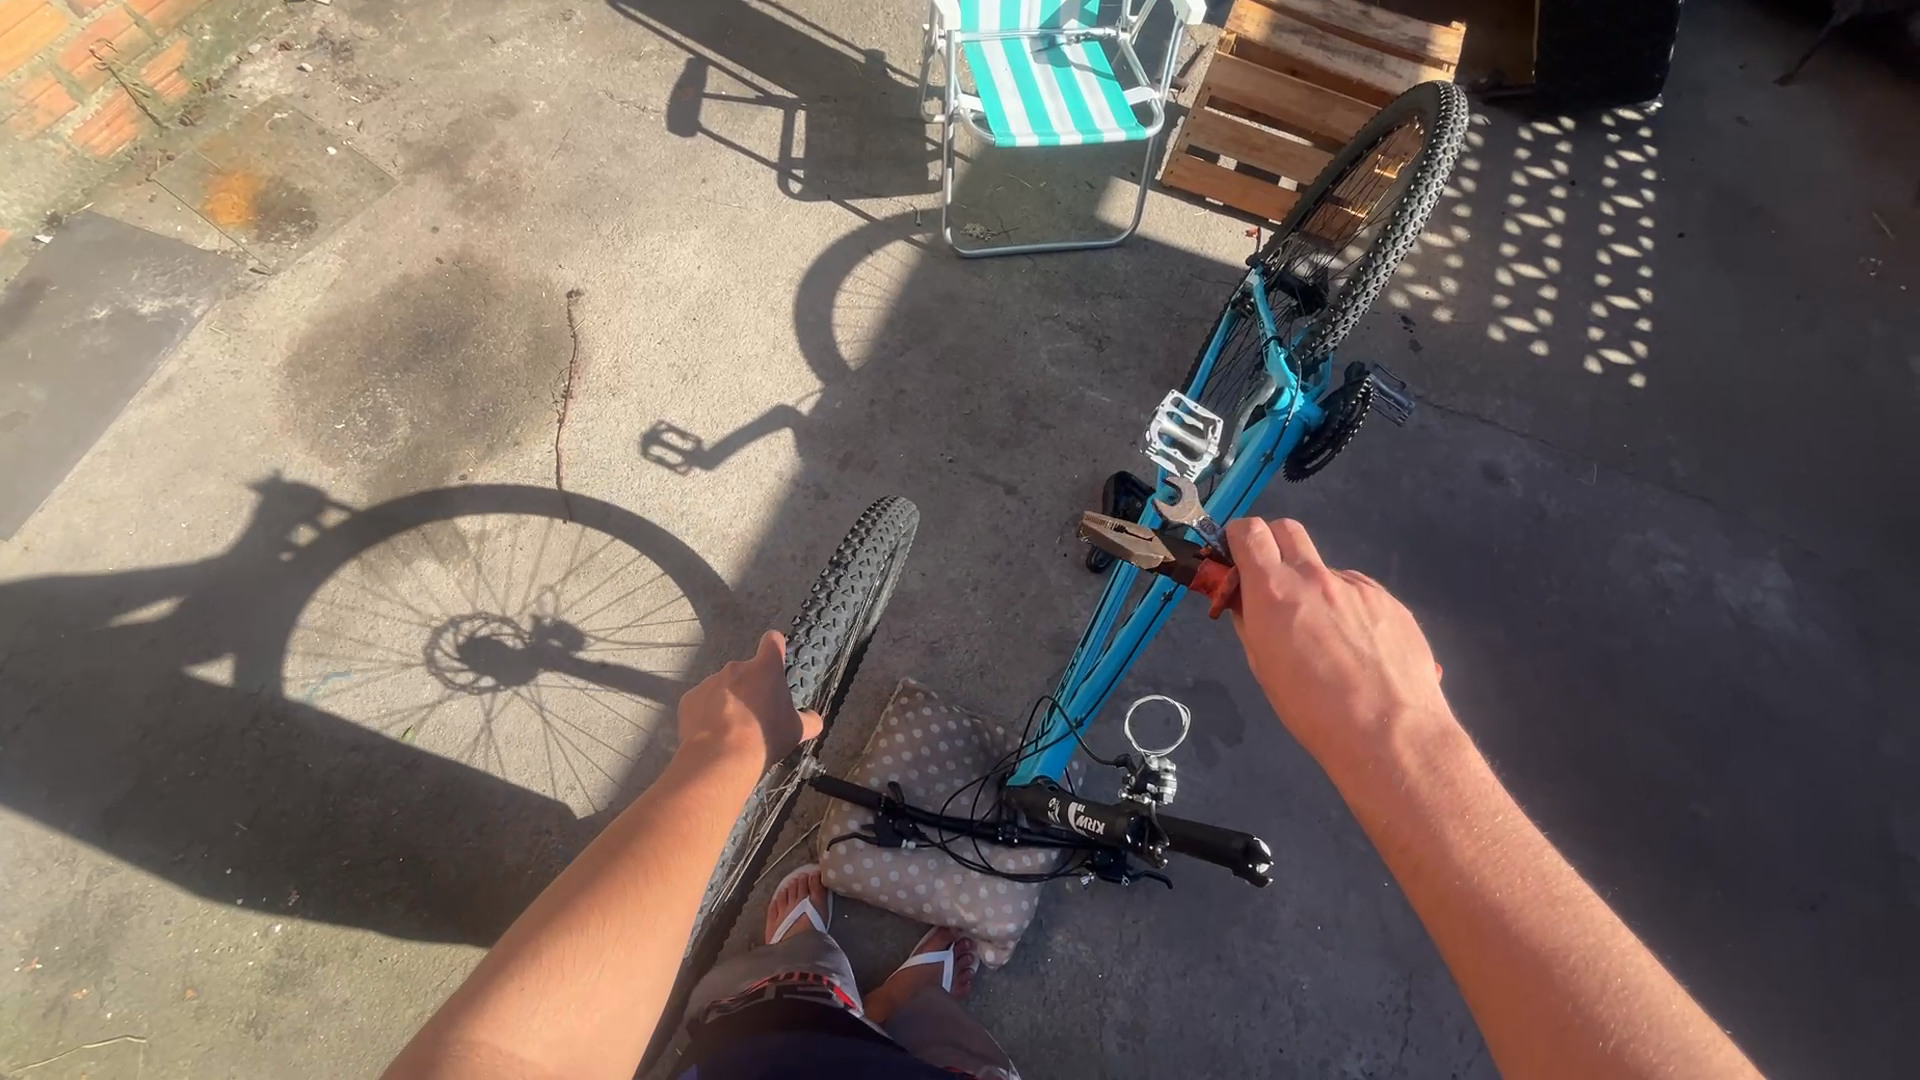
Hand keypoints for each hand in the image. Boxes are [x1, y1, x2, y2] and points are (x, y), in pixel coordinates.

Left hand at [676, 631, 822, 769]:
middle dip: (751, 687)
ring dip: (728, 701)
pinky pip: (701, 702)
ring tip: (730, 730)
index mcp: (766, 668)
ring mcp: (710, 681)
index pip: (773, 641)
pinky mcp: (689, 698)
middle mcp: (736, 667)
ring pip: (722, 687)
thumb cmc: (765, 738)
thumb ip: (809, 721)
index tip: (775, 659)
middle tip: (755, 714)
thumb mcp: (796, 732)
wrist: (720, 758)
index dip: (775, 647)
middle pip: (747, 670)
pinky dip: (706, 714)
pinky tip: (711, 734)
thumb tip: (815, 719)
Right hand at [1225, 518, 1451, 772]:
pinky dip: (1349, 610)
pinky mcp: (1391, 602)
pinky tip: (1359, 650)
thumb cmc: (1310, 708)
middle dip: (1273, 545)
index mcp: (1274, 591)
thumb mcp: (1261, 664)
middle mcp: (1315, 578)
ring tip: (1329, 639)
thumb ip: (1251, 621)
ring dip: (1315, 589)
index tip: (1237, 558)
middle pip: (1287, 529)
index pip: (1249, 532)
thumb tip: (1247, 602)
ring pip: (1325, 570)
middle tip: (1273, 582)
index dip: (1238, 539)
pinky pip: (1359, 594)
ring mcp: (1358, 587)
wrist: (1388, 732)